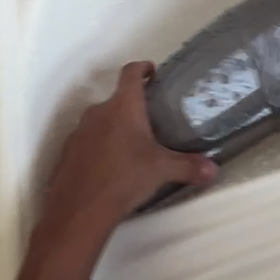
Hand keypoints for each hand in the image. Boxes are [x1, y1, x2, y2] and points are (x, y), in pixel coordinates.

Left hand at [41, 61, 217, 225]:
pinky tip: (105, 169)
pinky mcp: (66, 154)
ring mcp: (78, 132)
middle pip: (116, 99)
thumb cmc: (125, 178)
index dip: (142, 67)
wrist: (79, 212)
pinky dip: (95, 149)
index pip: (131, 72)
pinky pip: (84, 143)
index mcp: (123, 106)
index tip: (151, 72)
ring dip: (111, 129)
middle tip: (146, 124)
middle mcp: (99, 112)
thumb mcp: (161, 171)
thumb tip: (213, 170)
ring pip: (99, 121)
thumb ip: (188, 167)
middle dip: (130, 108)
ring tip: (127, 149)